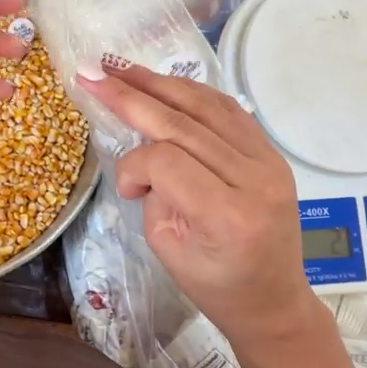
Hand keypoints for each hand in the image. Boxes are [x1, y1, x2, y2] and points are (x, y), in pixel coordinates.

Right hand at [76, 64, 316, 344]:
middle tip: (93, 72)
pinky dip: (190, 91)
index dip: (133, 165)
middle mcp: (254, 179)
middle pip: (183, 122)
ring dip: (159, 82)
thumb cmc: (214, 284)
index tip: (126, 190)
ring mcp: (269, 161)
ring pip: (205, 105)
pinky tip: (161, 83)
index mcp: (227, 213)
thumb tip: (144, 151)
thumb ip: (154, 192)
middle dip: (132, 94)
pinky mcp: (271, 153)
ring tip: (120, 68)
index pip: (165, 160)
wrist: (273, 299)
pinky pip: (227, 109)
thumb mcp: (168, 247)